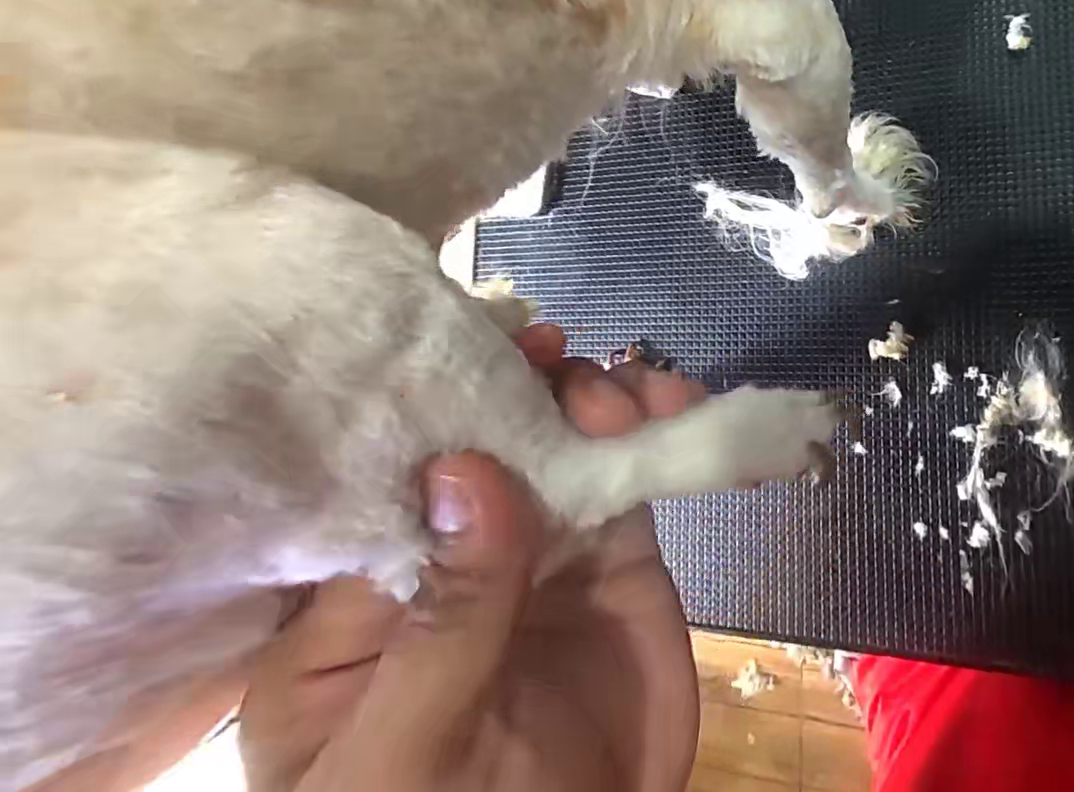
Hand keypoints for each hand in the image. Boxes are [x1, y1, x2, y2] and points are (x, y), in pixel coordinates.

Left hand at [238, 327, 702, 791]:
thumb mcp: (409, 755)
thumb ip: (442, 620)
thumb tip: (466, 471)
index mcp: (363, 610)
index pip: (393, 491)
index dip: (441, 414)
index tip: (494, 351)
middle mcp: (459, 565)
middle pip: (496, 456)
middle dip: (537, 400)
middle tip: (577, 372)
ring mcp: (548, 557)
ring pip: (573, 457)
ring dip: (607, 407)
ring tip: (643, 389)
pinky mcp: (622, 558)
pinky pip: (636, 485)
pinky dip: (660, 441)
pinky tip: (680, 408)